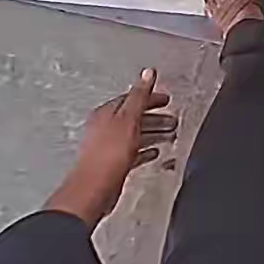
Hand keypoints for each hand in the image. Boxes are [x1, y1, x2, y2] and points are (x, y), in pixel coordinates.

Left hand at [45, 68, 177, 229]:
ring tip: (170, 132)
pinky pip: (133, 152)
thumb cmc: (107, 155)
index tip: (165, 98)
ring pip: (135, 133)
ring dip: (153, 131)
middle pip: (134, 115)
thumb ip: (139, 96)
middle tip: (170, 115)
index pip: (132, 97)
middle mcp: (105, 127)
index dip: (150, 96)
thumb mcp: (128, 119)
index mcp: (107, 113)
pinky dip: (145, 149)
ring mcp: (108, 146)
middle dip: (153, 115)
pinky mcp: (113, 164)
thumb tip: (147, 73)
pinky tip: (153, 151)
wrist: (93, 190)